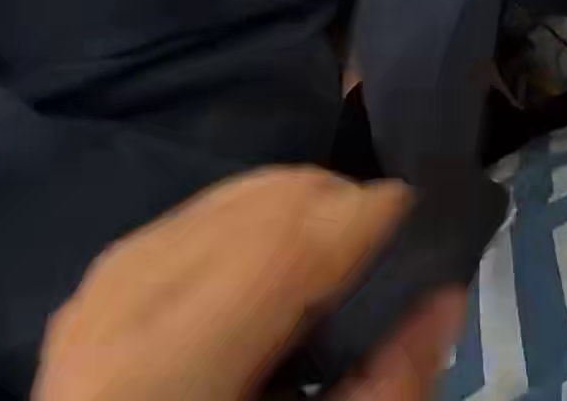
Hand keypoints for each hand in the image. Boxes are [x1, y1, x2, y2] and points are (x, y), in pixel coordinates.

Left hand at [34, 167, 465, 400]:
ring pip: (261, 186)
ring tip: (331, 267)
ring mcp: (120, 265)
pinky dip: (277, 213)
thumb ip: (386, 388)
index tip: (423, 222)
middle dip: (351, 209)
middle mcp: (129, 298)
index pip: (291, 242)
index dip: (373, 214)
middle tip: (379, 261)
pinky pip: (229, 196)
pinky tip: (281, 265)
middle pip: (282, 198)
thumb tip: (446, 294)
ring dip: (318, 209)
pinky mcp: (121, 253)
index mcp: (165, 366)